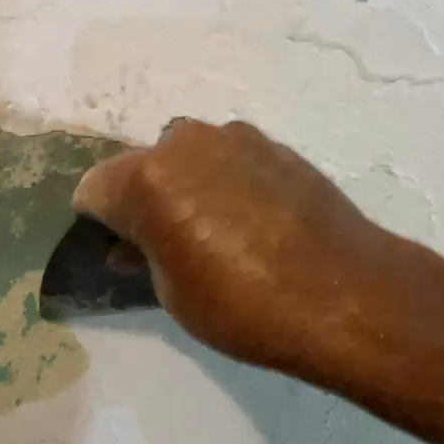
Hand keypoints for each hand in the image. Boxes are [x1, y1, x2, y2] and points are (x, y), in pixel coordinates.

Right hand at [74, 119, 443, 391]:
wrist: (350, 295)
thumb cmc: (244, 306)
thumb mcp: (172, 294)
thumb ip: (142, 256)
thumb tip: (131, 246)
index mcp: (146, 178)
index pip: (93, 189)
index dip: (98, 222)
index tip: (116, 249)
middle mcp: (183, 143)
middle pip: (139, 165)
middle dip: (140, 199)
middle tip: (163, 243)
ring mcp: (233, 138)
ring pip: (185, 158)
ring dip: (184, 186)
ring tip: (213, 233)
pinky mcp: (274, 145)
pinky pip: (227, 160)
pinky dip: (224, 183)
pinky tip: (251, 223)